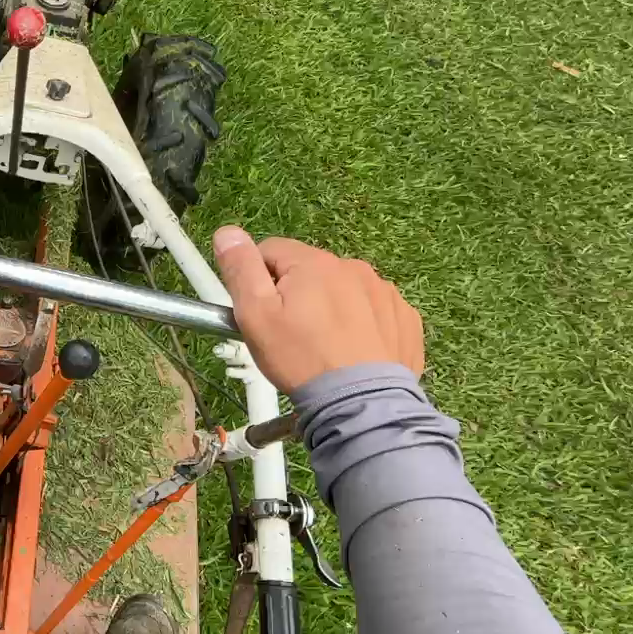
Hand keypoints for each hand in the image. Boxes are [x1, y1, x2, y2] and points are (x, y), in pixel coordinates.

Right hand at [211, 226, 424, 391]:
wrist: (360, 402)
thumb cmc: (299, 356)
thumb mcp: (255, 314)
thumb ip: (241, 269)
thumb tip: (227, 232)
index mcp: (314, 263)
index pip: (270, 251)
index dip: (255, 279)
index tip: (258, 310)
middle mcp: (354, 267)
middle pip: (306, 270)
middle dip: (292, 293)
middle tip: (285, 332)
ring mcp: (385, 291)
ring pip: (340, 289)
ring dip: (326, 306)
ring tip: (318, 344)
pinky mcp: (405, 317)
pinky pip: (371, 309)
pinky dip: (357, 323)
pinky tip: (349, 349)